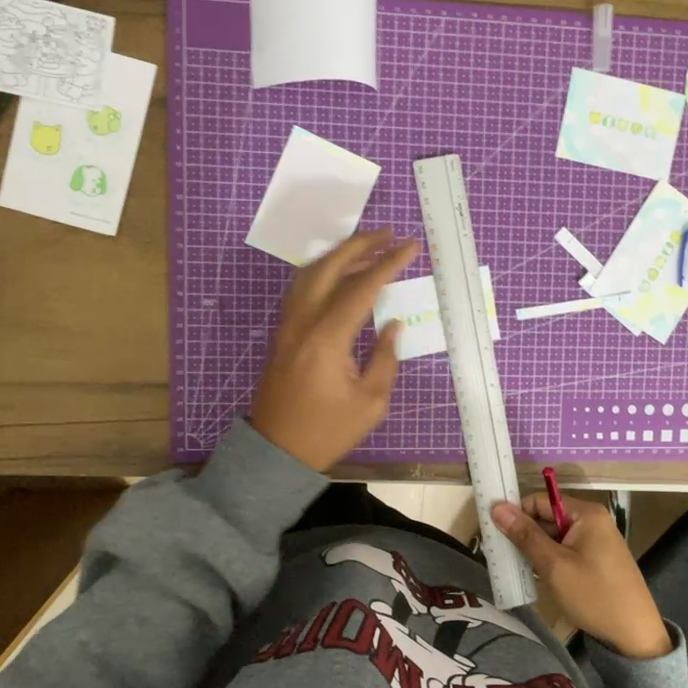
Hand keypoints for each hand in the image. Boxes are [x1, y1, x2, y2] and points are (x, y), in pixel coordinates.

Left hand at [250, 230, 418, 471]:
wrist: (277, 452)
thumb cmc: (327, 432)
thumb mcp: (370, 402)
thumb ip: (385, 358)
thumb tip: (392, 324)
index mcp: (327, 339)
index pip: (361, 288)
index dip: (388, 264)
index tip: (411, 246)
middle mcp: (303, 322)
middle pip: (330, 268)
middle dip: (360, 246)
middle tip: (389, 234)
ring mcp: (288, 326)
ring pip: (310, 274)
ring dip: (339, 255)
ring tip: (368, 248)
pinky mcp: (283, 334)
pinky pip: (301, 290)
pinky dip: (323, 272)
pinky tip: (340, 275)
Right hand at [491, 495, 672, 658]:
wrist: (634, 635)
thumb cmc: (594, 596)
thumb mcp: (554, 566)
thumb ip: (525, 535)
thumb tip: (496, 506)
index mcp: (586, 514)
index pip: (540, 501)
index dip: (516, 513)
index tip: (492, 531)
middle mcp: (592, 521)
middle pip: (546, 517)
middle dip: (523, 534)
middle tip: (498, 553)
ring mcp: (595, 541)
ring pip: (553, 537)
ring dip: (534, 549)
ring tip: (511, 566)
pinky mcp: (595, 560)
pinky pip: (564, 551)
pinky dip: (548, 560)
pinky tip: (533, 575)